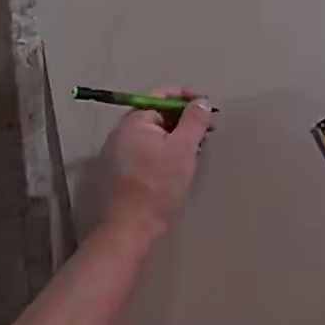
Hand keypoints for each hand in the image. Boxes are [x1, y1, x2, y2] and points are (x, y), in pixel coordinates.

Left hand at [97, 88, 212, 240]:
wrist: (129, 228)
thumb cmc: (158, 185)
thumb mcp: (183, 149)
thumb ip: (194, 121)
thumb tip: (202, 101)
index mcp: (134, 121)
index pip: (162, 96)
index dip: (187, 98)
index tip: (208, 108)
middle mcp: (120, 132)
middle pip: (157, 115)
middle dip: (183, 120)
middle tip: (206, 132)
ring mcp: (116, 153)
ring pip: (152, 136)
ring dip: (175, 138)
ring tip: (195, 151)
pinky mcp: (118, 172)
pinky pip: (145, 152)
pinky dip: (163, 152)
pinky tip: (177, 167)